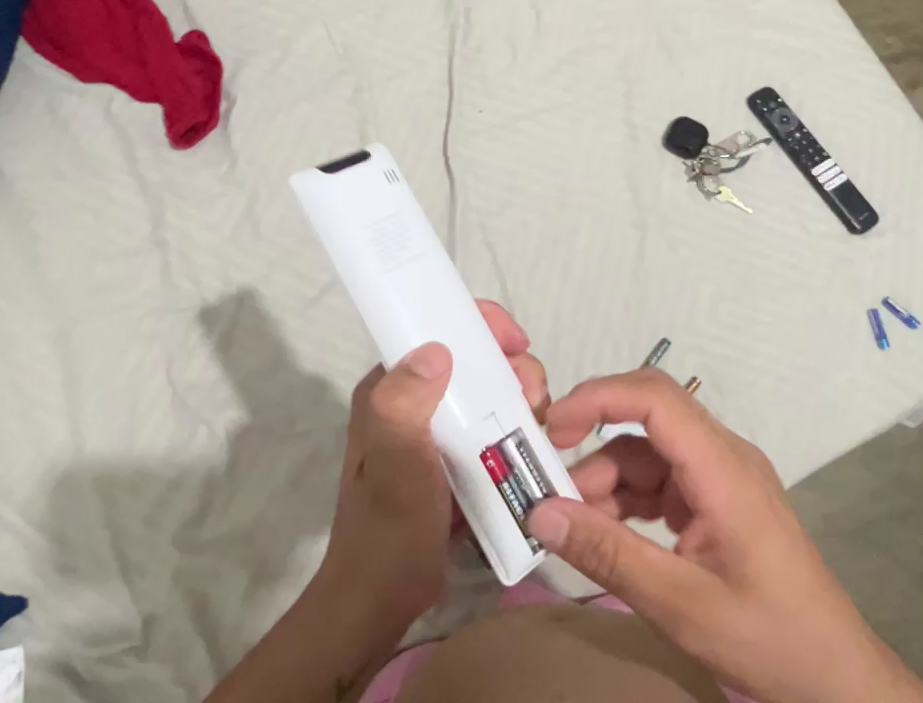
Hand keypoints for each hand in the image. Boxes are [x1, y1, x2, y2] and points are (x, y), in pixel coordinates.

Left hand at [312, 301, 547, 628]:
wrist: (383, 598)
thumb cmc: (388, 528)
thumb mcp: (396, 463)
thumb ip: (404, 405)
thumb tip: (437, 350)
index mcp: (390, 389)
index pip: (435, 331)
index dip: (479, 325)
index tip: (518, 342)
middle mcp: (412, 401)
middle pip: (472, 360)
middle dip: (510, 367)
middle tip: (533, 396)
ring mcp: (435, 432)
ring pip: (488, 394)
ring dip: (520, 399)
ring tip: (539, 425)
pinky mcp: (454, 460)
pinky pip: (493, 428)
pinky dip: (517, 429)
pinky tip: (534, 446)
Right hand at [526, 370, 922, 702]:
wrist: (832, 674)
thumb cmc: (767, 635)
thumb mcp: (678, 602)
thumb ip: (607, 554)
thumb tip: (541, 512)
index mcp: (723, 468)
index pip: (655, 398)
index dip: (598, 398)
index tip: (551, 427)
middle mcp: (723, 458)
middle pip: (647, 420)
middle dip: (592, 442)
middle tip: (546, 480)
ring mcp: (721, 479)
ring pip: (647, 454)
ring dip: (605, 481)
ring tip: (571, 525)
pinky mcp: (716, 503)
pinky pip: (660, 483)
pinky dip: (625, 501)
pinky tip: (603, 534)